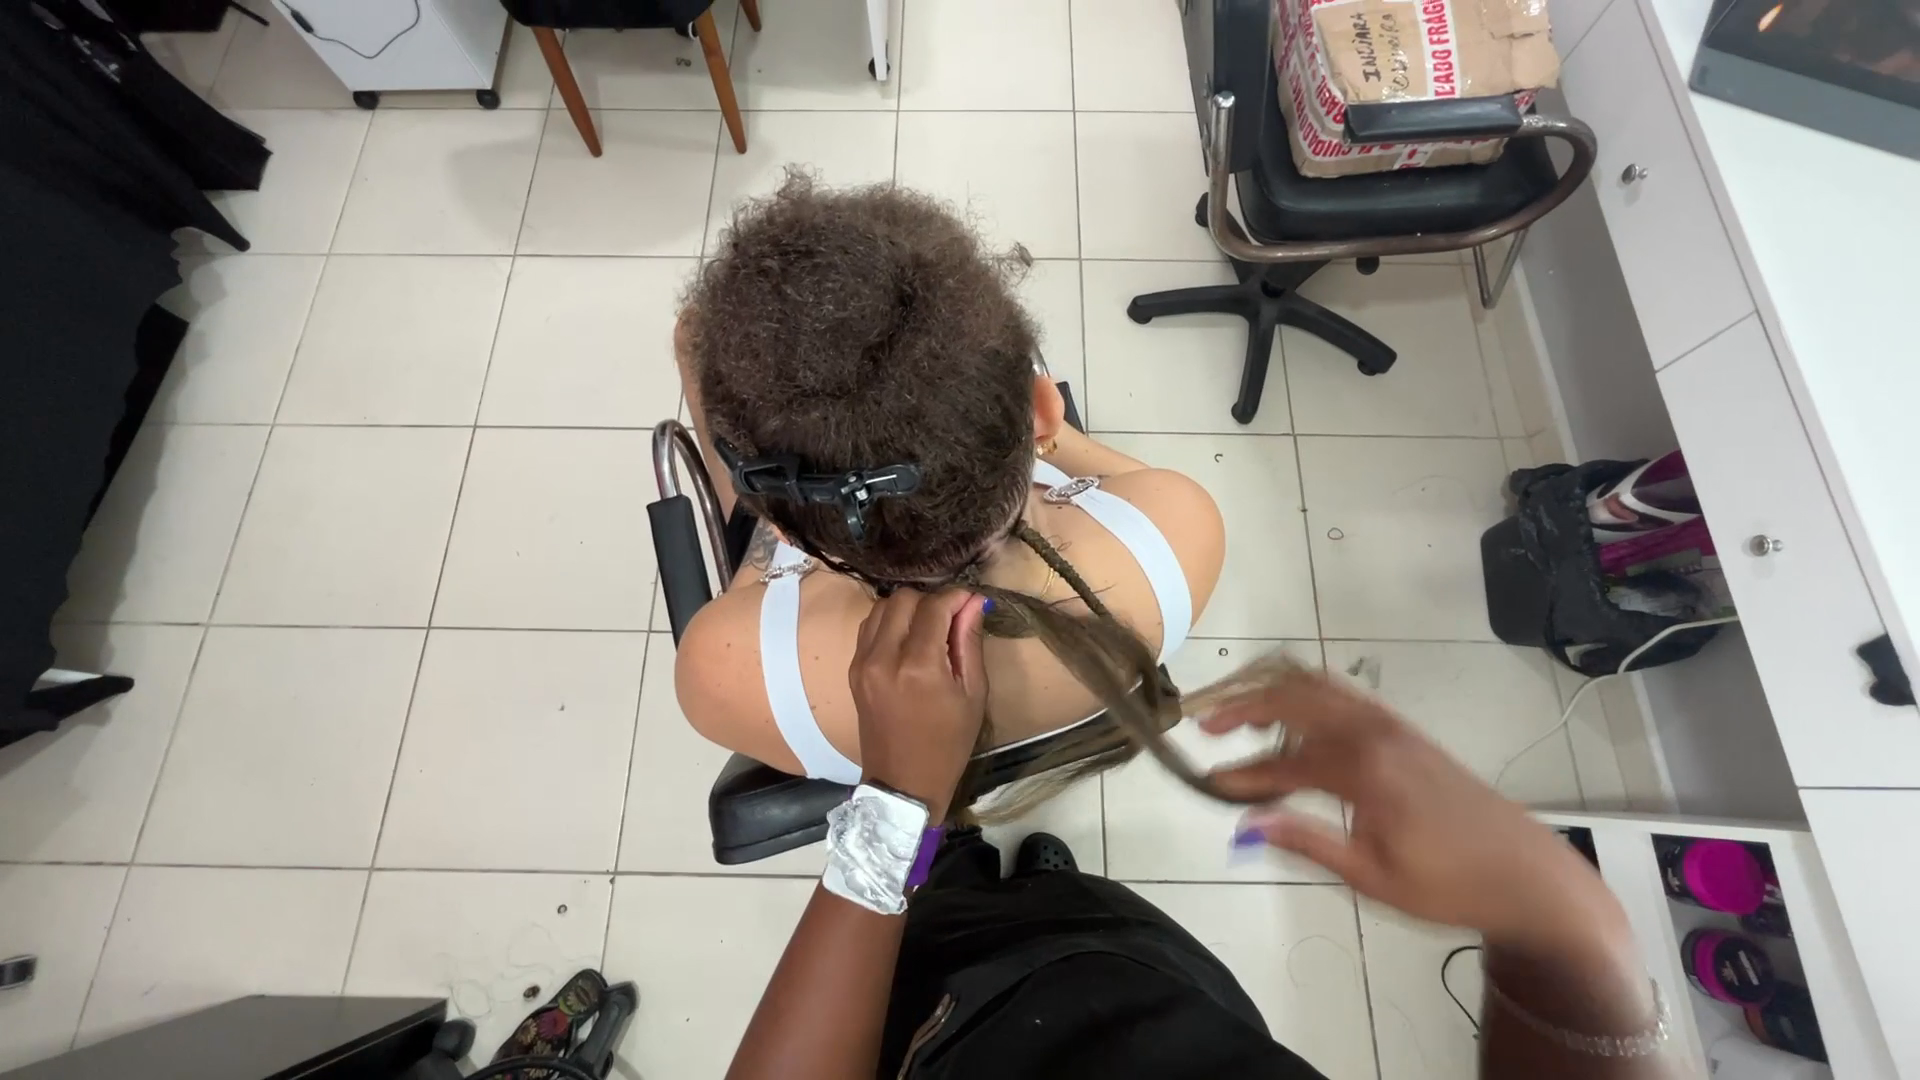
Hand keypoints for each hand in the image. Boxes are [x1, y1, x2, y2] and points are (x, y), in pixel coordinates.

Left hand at [848, 590, 989, 821]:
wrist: (903, 783)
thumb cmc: (948, 744)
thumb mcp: (973, 694)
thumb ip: (970, 642)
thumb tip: (975, 601)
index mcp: (919, 667)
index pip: (934, 606)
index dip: (956, 596)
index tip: (972, 601)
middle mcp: (884, 657)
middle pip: (904, 598)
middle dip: (931, 601)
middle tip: (950, 620)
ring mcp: (862, 662)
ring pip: (881, 607)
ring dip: (908, 609)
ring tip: (928, 630)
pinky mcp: (852, 669)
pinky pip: (869, 627)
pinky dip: (889, 623)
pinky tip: (907, 640)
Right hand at [1201, 669, 1623, 951]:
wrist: (1531, 877)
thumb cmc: (1449, 885)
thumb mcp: (1372, 876)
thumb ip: (1305, 840)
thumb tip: (1244, 823)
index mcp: (1364, 768)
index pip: (1282, 761)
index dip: (1242, 773)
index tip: (1209, 782)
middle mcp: (1373, 731)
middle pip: (1291, 698)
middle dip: (1242, 706)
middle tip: (1206, 725)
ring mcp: (1390, 723)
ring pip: (1316, 684)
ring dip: (1272, 690)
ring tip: (1239, 711)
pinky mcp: (1401, 727)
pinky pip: (1341, 691)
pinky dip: (1304, 691)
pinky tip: (1290, 713)